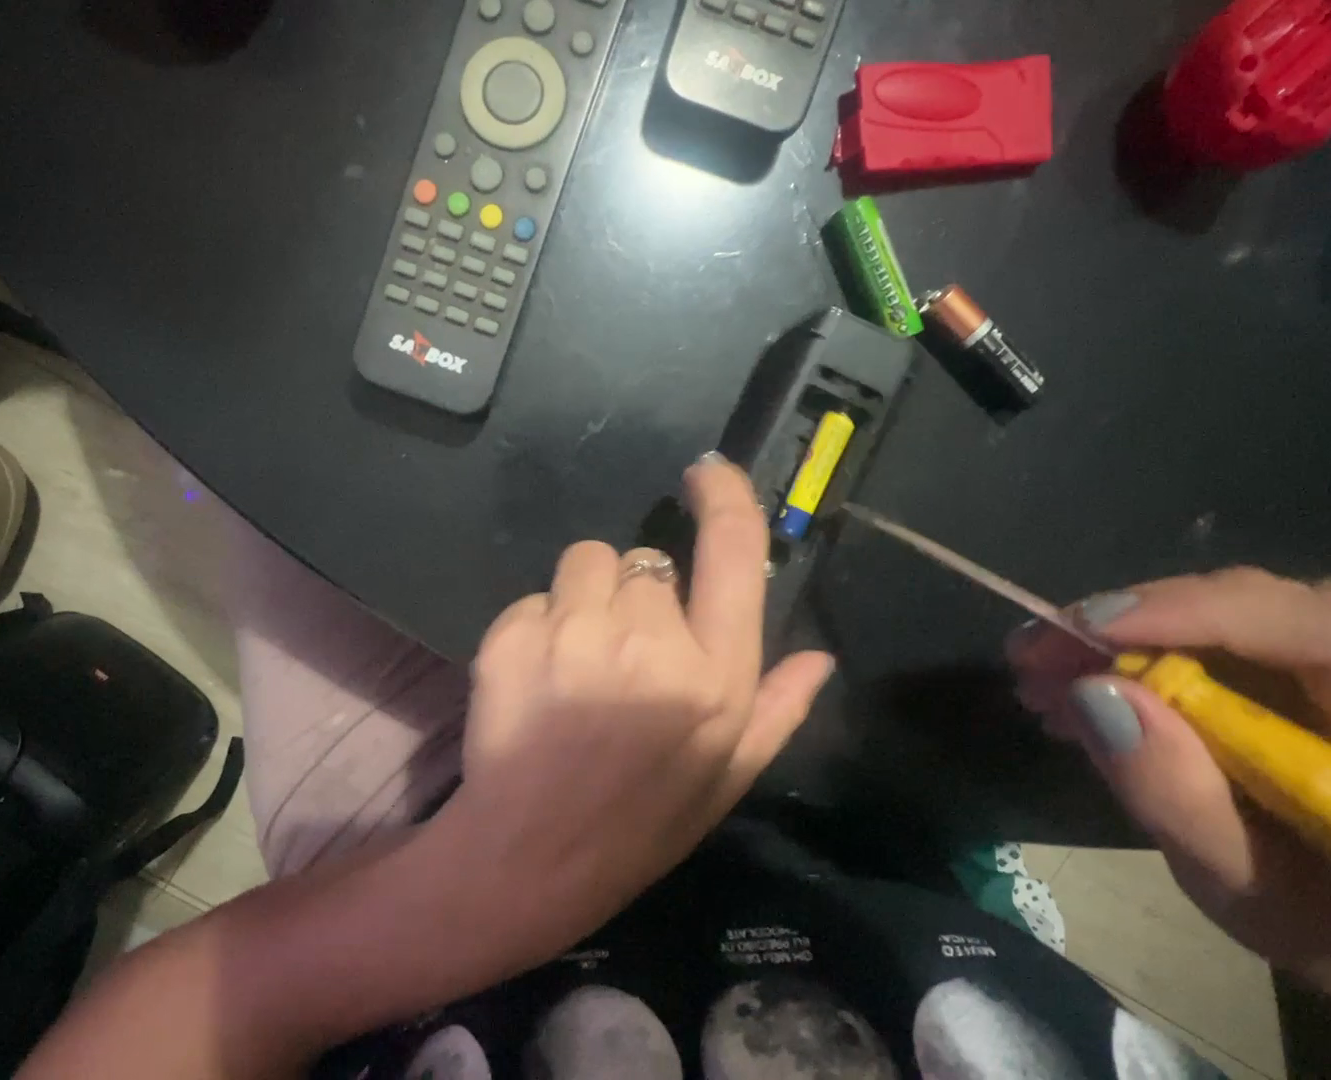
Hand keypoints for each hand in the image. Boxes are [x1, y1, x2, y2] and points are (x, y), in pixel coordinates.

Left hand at [429, 456, 834, 966]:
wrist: (532, 855)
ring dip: (586, 596)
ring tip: (578, 661)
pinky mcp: (510, 636)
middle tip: (623, 657)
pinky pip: (534, 596)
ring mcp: (574, 635)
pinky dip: (537, 625)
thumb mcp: (729, 778)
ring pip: (586, 563)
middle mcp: (648, 642)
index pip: (732, 552)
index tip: (707, 473)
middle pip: (645, 560)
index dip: (726, 497)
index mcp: (714, 676)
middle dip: (638, 594)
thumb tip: (820, 656)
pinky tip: (536, 680)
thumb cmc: (641, 821)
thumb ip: (779, 709)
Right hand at [1010, 567, 1330, 972]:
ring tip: (1041, 680)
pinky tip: (1087, 690)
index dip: (1193, 612)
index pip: (1319, 627)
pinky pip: (1224, 638)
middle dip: (1132, 622)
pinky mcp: (1321, 668)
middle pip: (1259, 606)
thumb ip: (1179, 796)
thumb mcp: (1248, 888)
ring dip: (1124, 639)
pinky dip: (1144, 654)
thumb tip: (1092, 692)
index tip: (1083, 627)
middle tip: (1031, 655)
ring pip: (1229, 615)